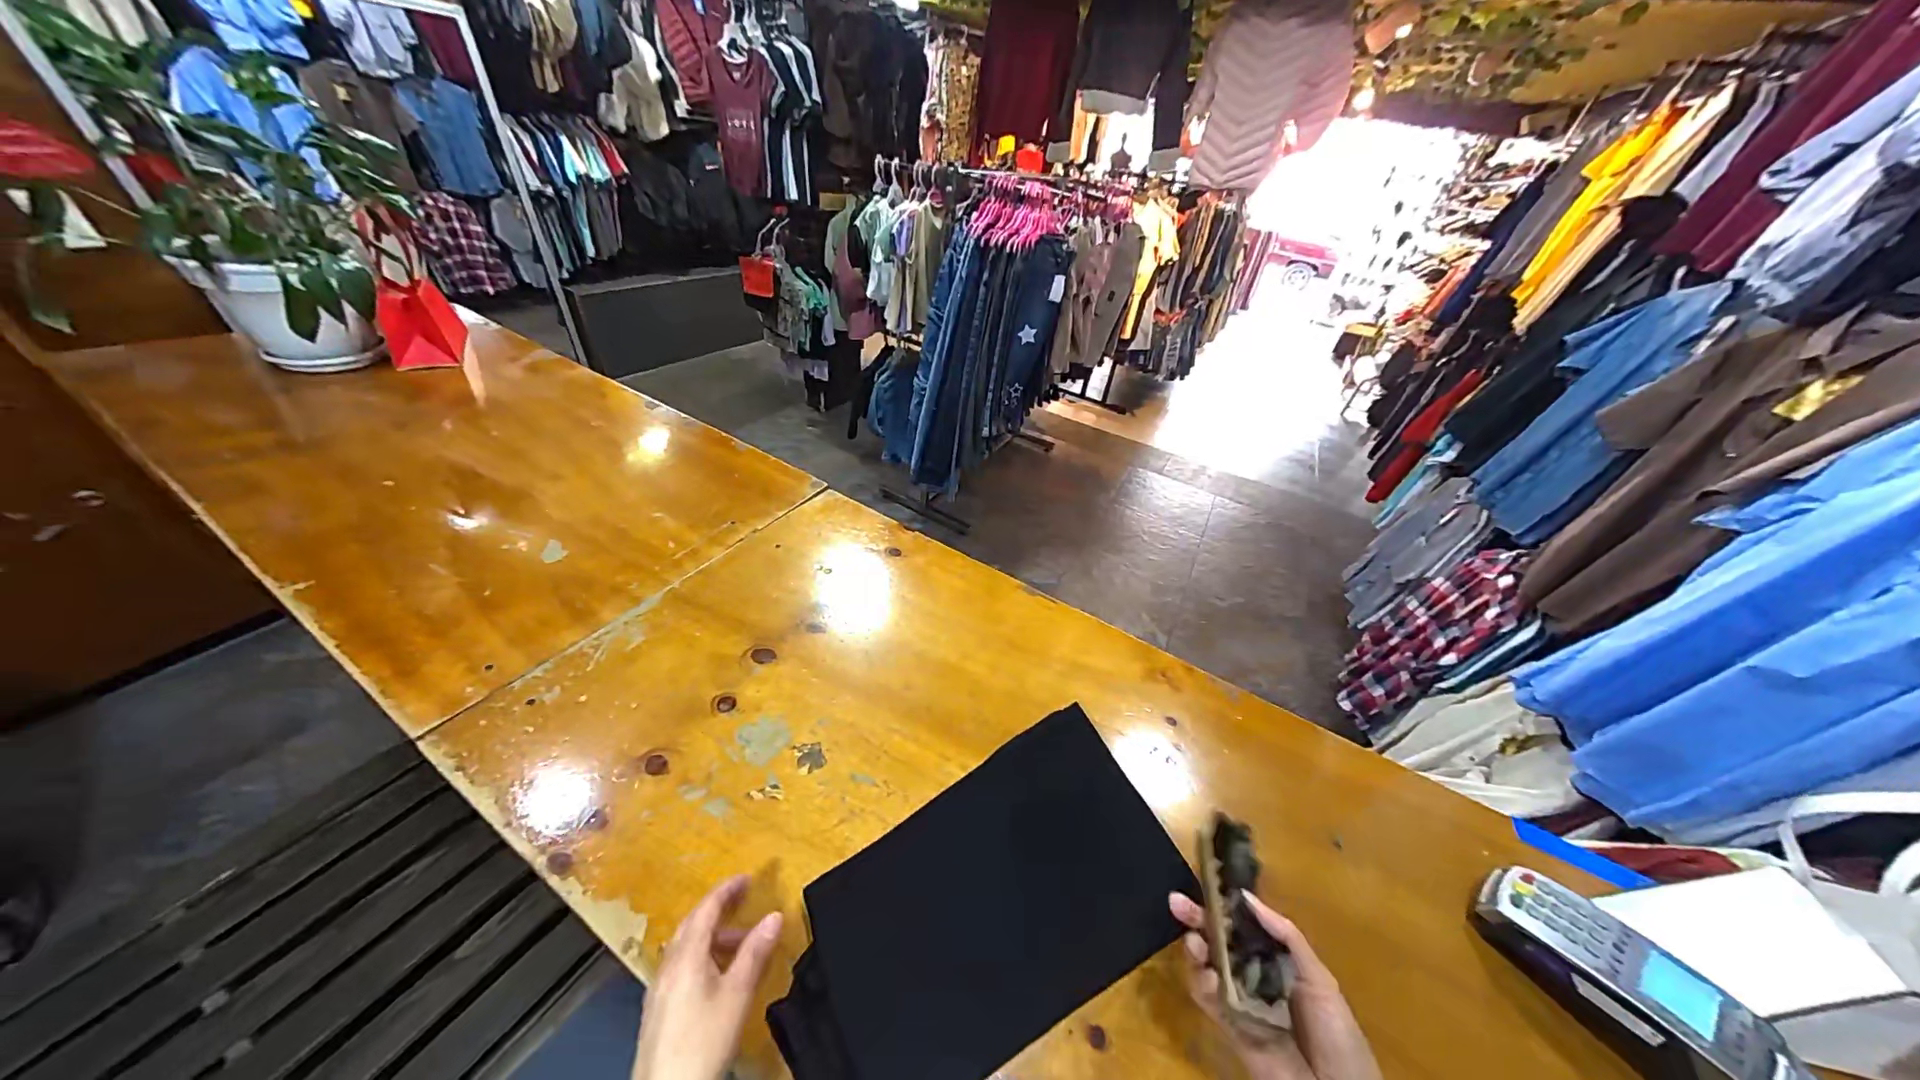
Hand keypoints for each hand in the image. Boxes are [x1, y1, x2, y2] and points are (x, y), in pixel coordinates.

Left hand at [632, 875, 784, 1079]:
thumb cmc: (704, 1040)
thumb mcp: (737, 994)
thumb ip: (755, 952)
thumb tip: (774, 915)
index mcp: (686, 956)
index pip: (706, 910)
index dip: (726, 891)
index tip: (747, 878)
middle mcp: (668, 966)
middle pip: (692, 925)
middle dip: (718, 909)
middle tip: (744, 903)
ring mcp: (659, 989)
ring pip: (685, 947)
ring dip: (712, 936)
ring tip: (740, 945)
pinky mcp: (657, 1010)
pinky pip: (681, 966)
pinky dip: (702, 956)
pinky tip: (717, 975)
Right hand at [1170, 891, 1381, 1079]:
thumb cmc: (1340, 1037)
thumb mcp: (1320, 980)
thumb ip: (1286, 937)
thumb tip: (1245, 896)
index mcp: (1275, 961)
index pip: (1241, 927)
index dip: (1222, 907)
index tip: (1204, 886)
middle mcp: (1253, 976)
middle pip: (1218, 943)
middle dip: (1197, 921)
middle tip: (1177, 903)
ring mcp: (1239, 1002)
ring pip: (1207, 968)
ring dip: (1195, 951)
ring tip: (1193, 941)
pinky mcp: (1230, 1028)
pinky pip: (1209, 1002)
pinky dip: (1201, 985)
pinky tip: (1204, 974)